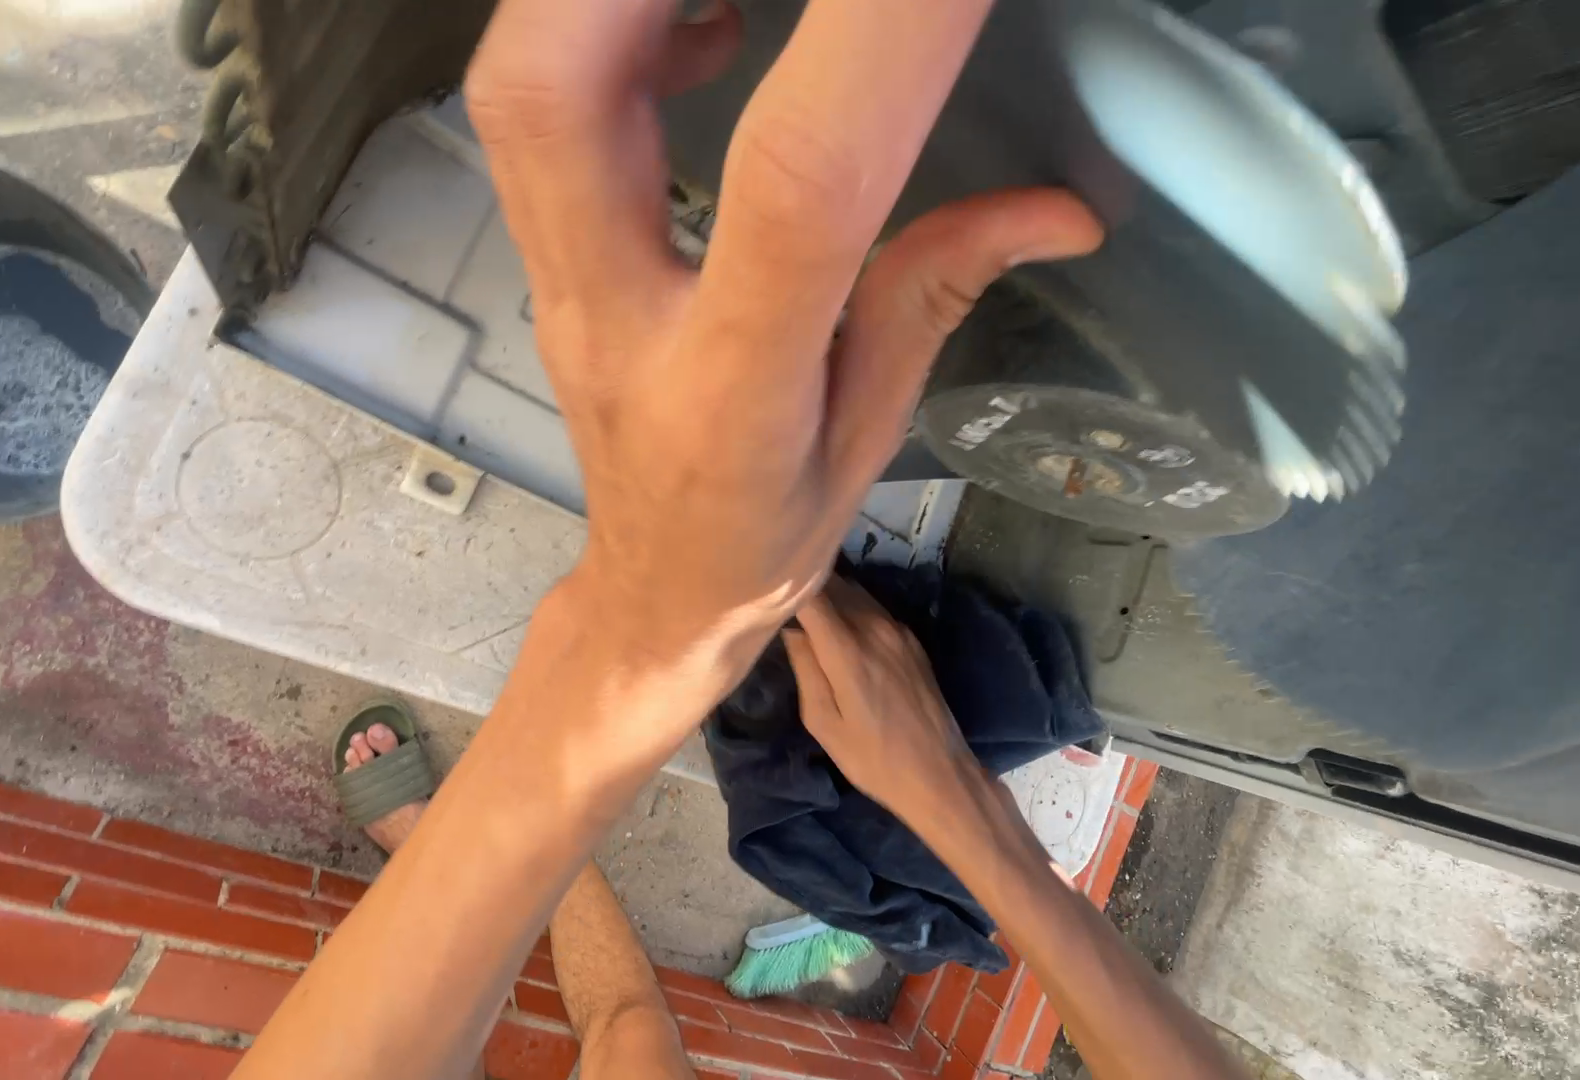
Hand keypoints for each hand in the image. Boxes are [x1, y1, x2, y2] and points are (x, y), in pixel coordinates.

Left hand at [465, 0, 1101, 710]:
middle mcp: (616, 319)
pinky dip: (598, 25)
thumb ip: (930, 301)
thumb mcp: (866, 442)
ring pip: (521, 83)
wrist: (657, 586)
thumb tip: (1058, 205)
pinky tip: (689, 20)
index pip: (796, 185)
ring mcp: (561, 288)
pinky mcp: (545, 266)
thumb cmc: (764, 539)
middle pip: (556, 88)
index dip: (878, 33)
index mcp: (731, 387)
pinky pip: (530, 113)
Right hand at [782, 577, 989, 816]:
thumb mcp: (823, 722)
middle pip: (834, 584)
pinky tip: (837, 624)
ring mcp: (897, 630)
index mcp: (848, 651)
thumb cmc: (873, 758)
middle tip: (779, 596)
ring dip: (828, 592)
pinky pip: (873, 606)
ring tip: (804, 606)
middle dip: (805, 585)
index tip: (766, 588)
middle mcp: (875, 628)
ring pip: (854, 591)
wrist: (940, 773)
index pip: (812, 595)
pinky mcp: (911, 639)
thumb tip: (790, 630)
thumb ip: (805, 668)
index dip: (787, 585)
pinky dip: (850, 605)